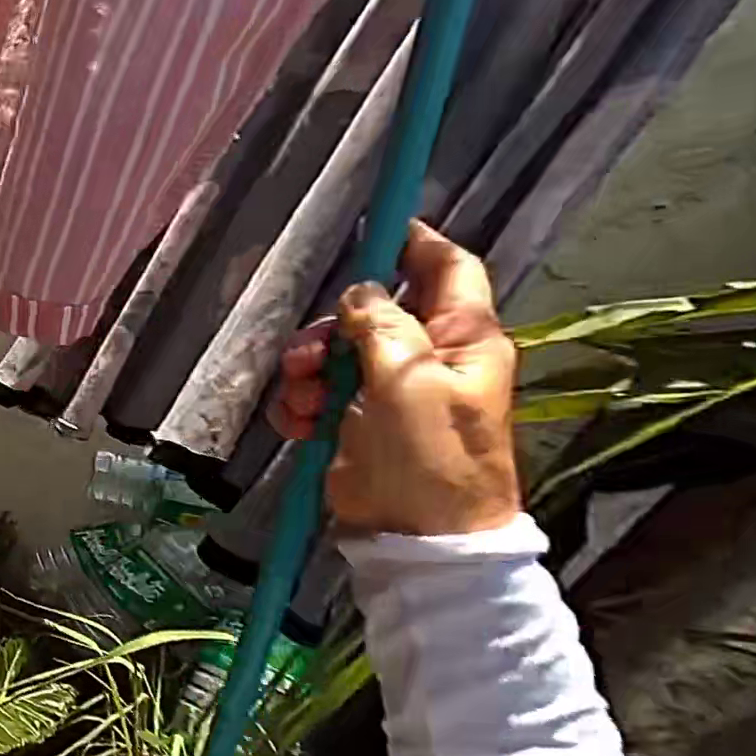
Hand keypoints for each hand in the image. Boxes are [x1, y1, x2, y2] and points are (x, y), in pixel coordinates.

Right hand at [267, 220, 519, 535]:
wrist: (415, 530)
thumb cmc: (430, 456)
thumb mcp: (410, 385)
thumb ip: (384, 330)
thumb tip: (360, 291)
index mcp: (459, 340)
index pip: (447, 271)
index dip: (417, 245)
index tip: (381, 224)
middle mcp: (420, 358)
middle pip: (364, 316)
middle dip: (327, 333)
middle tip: (306, 360)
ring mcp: (380, 391)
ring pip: (328, 357)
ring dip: (303, 376)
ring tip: (302, 406)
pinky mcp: (347, 421)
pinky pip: (309, 396)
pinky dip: (295, 407)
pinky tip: (298, 426)